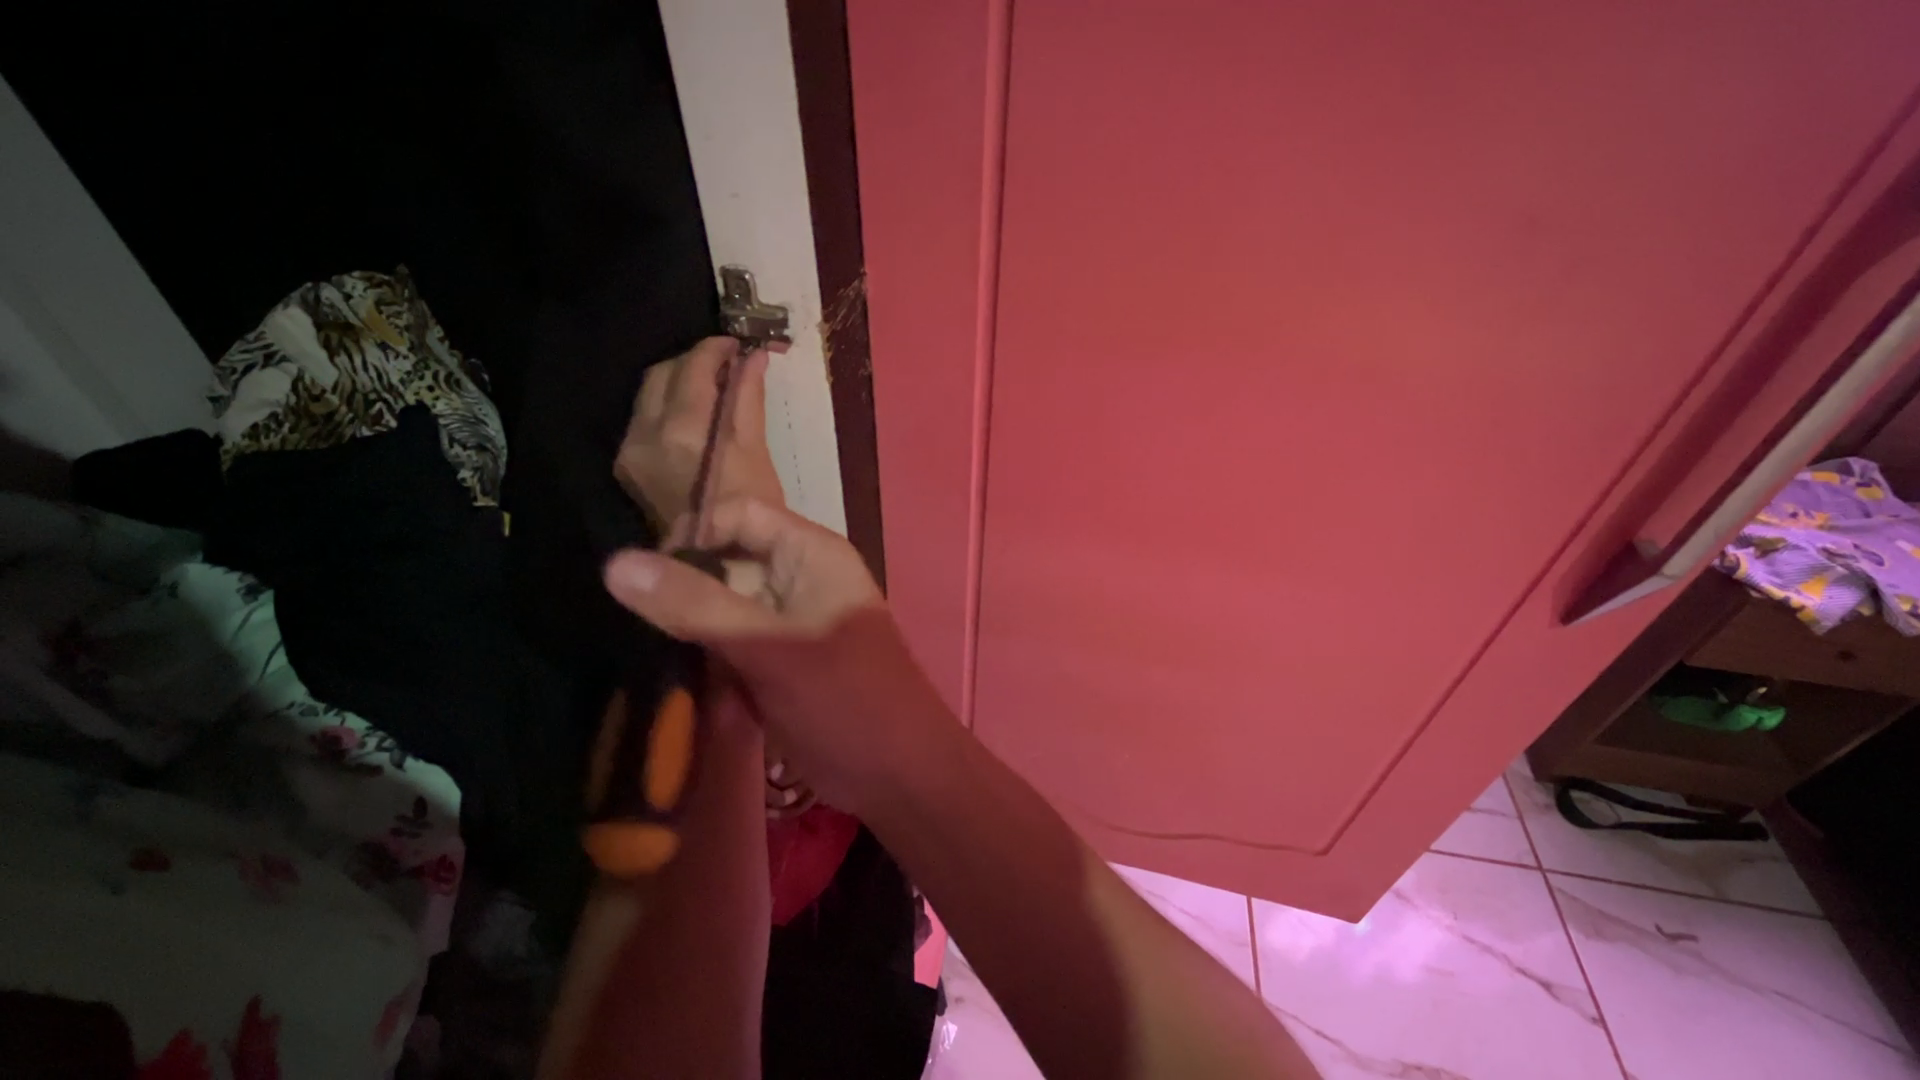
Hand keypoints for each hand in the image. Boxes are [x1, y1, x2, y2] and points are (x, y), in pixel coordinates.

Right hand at [602, 498, 954, 815]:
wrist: (898, 778)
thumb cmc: (845, 699)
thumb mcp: (768, 647)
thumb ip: (695, 605)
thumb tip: (616, 563)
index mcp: (810, 554)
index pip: (737, 514)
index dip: (690, 534)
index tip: (644, 576)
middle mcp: (798, 579)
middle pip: (723, 563)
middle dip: (683, 594)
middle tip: (640, 628)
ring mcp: (788, 624)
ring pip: (719, 611)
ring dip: (692, 637)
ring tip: (660, 662)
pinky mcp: (778, 665)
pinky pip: (729, 649)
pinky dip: (709, 668)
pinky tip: (689, 691)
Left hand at [615, 337, 785, 534]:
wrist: (718, 565)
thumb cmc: (750, 512)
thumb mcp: (755, 451)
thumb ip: (747, 397)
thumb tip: (753, 357)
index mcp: (681, 430)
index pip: (691, 368)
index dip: (714, 349)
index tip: (737, 345)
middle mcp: (645, 435)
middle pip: (662, 375)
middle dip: (694, 363)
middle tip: (726, 364)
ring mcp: (630, 452)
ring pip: (648, 395)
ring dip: (679, 384)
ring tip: (713, 388)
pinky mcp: (627, 466)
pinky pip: (643, 420)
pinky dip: (667, 408)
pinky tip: (694, 417)